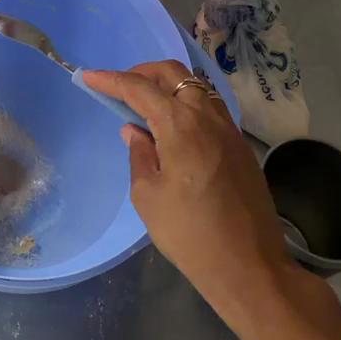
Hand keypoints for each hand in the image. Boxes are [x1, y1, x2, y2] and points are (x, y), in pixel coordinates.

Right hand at [83, 61, 340, 339]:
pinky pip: (210, 107)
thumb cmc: (191, 234)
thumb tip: (135, 131)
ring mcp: (228, 129)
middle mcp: (206, 116)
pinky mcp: (240, 145)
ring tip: (147, 105)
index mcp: (180, 125)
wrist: (251, 268)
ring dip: (168, 85)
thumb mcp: (148, 197)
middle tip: (121, 87)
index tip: (89, 77)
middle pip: (173, 73)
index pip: (139, 88)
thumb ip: (139, 155)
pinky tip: (175, 127)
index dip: (111, 80)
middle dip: (143, 72)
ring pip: (196, 86)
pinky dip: (187, 103)